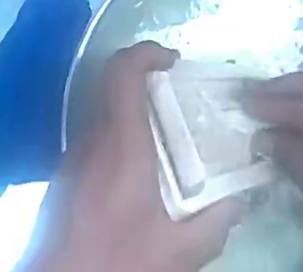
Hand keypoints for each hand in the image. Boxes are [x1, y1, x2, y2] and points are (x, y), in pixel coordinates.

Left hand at [23, 43, 240, 271]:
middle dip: (144, 77)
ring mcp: (74, 151)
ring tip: (162, 134)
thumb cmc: (116, 261)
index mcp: (121, 142)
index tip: (172, 60)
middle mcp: (93, 136)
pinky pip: (94, 134)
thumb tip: (238, 203)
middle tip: (174, 93)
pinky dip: (117, 133)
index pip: (123, 70)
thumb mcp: (175, 253)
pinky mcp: (64, 171)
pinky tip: (135, 168)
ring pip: (102, 108)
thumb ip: (212, 226)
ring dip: (130, 107)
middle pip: (112, 82)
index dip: (146, 51)